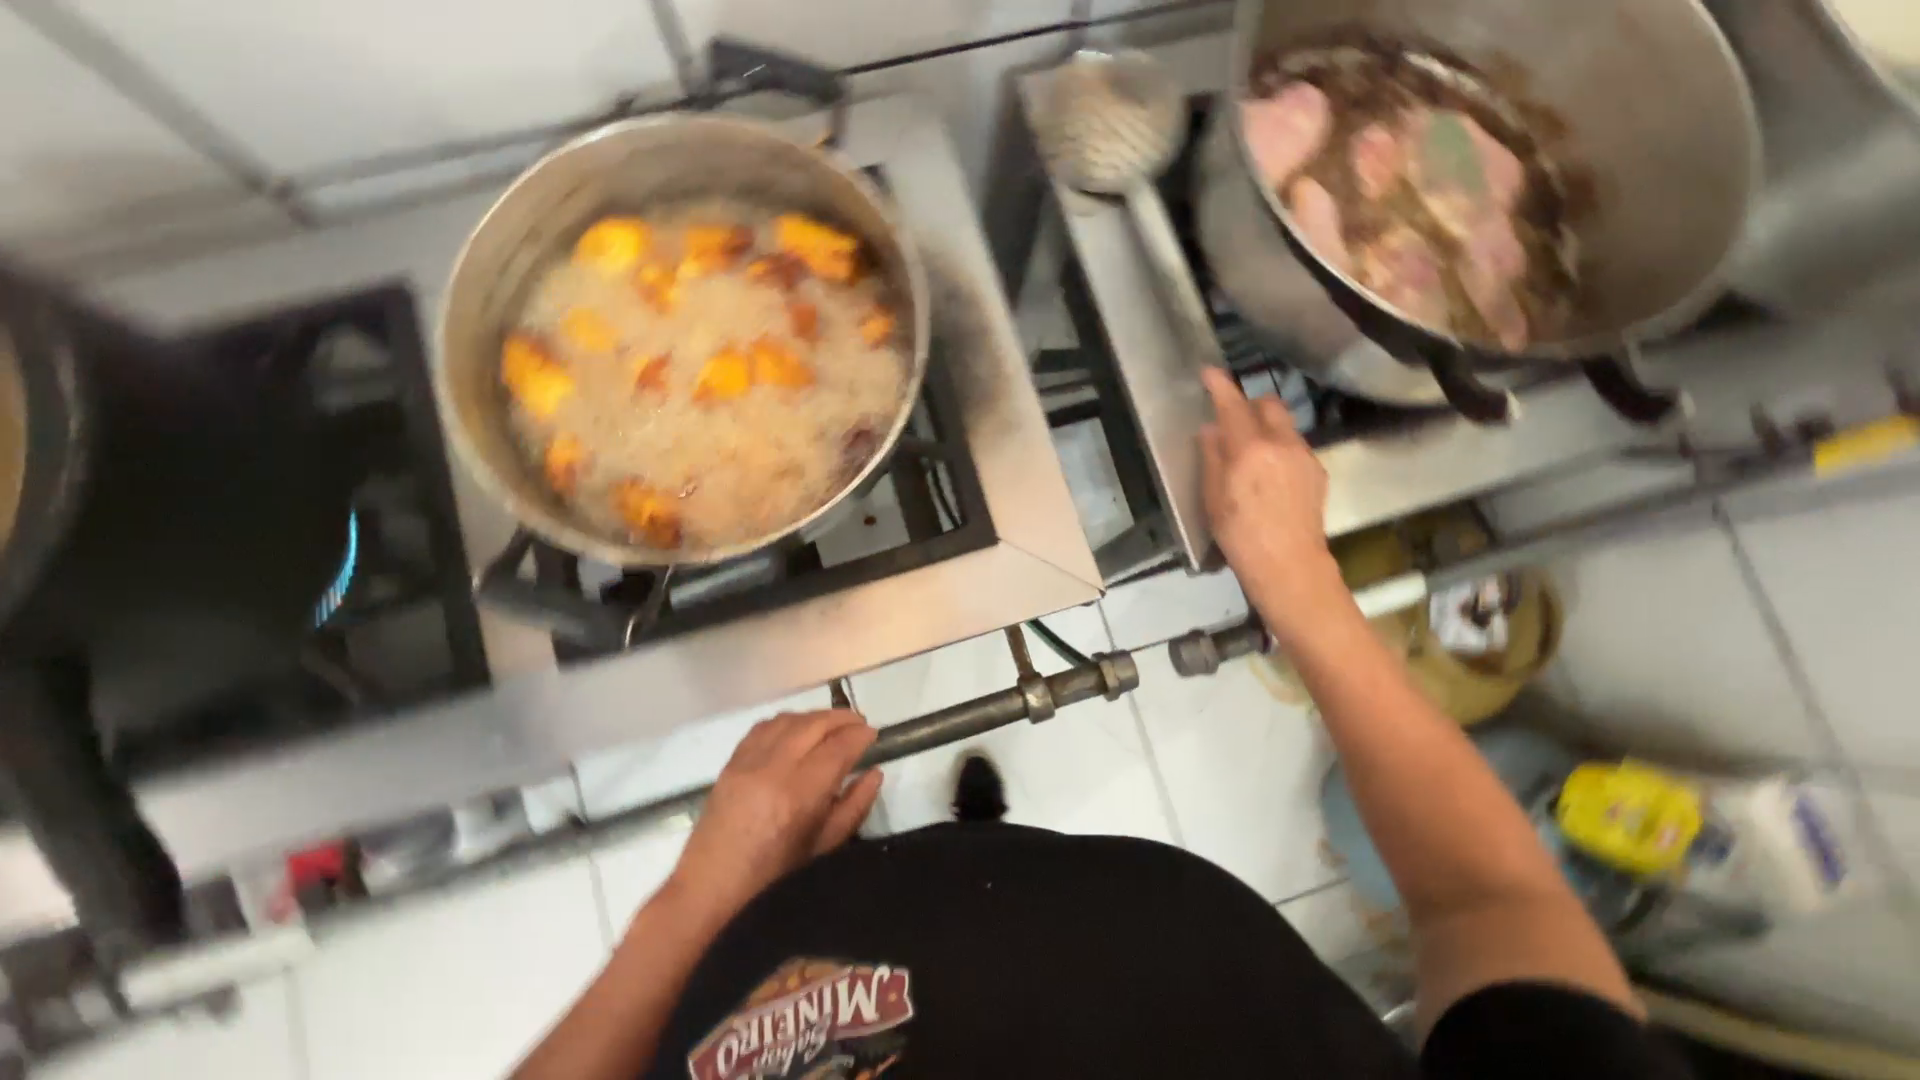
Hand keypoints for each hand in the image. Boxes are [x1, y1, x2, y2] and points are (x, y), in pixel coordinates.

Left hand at [670, 710, 883, 918]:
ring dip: (815, 716)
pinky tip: (797, 729)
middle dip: (841, 718)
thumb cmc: (775, 872)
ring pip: (788, 720)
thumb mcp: (825, 845)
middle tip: (858, 722)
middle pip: (813, 725)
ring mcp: (748, 761)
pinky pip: (763, 727)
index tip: (872, 733)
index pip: (838, 748)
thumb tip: (875, 773)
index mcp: (800, 794)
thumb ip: (855, 805)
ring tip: (831, 724)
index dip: (859, 735)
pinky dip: (786, 721)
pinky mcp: (731, 761)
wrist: (714, 883)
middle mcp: (773, 769)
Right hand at [1198, 368, 1347, 648]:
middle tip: (1233, 420)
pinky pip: (1296, 446)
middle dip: (1250, 405)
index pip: (1232, 405)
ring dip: (1266, 427)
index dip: (1220, 385)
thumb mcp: (1212, 497)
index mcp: (1249, 449)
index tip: (1209, 373)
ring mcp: (1304, 456)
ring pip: (1285, 425)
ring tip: (1252, 452)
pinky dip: (1280, 448)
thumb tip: (1212, 430)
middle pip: (1268, 404)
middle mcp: (1281, 443)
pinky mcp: (1318, 472)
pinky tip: (1271, 475)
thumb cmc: (1239, 535)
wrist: (1288, 564)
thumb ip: (1212, 457)